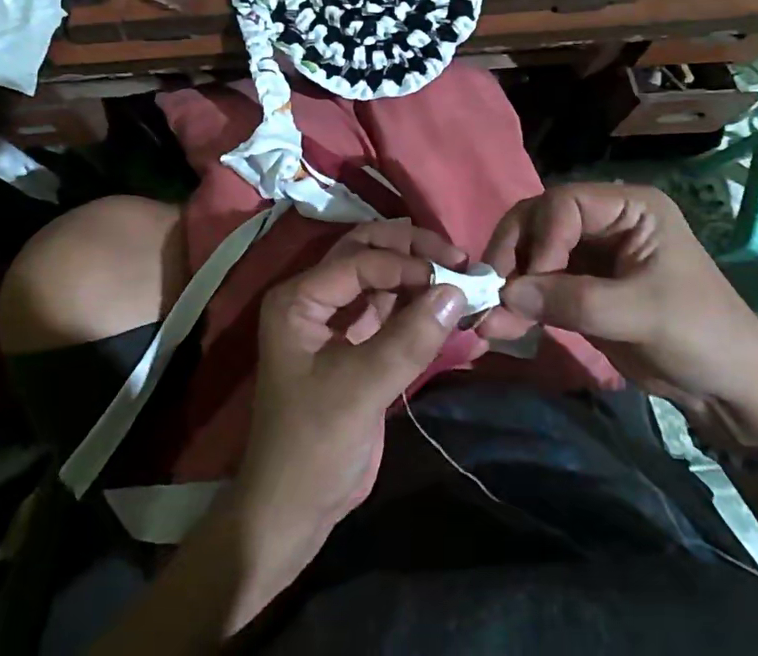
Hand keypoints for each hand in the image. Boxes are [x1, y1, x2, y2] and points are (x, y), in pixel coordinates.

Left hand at [231, 238, 464, 584]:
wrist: (296, 506)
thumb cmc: (314, 444)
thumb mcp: (360, 389)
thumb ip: (408, 339)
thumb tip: (457, 292)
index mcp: (299, 299)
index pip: (358, 261)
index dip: (406, 265)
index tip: (453, 280)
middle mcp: (314, 299)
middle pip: (365, 254)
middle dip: (410, 251)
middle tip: (458, 258)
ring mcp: (335, 321)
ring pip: (380, 278)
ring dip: (417, 274)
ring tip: (462, 276)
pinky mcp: (357, 345)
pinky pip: (389, 310)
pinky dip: (418, 305)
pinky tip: (449, 306)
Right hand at [484, 182, 757, 451]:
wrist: (727, 390)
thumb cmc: (701, 335)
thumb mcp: (641, 314)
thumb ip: (573, 300)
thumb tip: (505, 295)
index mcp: (630, 209)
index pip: (564, 204)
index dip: (539, 238)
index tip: (527, 282)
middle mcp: (603, 222)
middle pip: (537, 222)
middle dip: (512, 256)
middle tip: (491, 293)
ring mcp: (588, 255)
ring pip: (529, 254)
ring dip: (508, 284)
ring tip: (489, 321)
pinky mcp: (578, 287)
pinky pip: (535, 286)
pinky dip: (517, 305)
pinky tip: (500, 329)